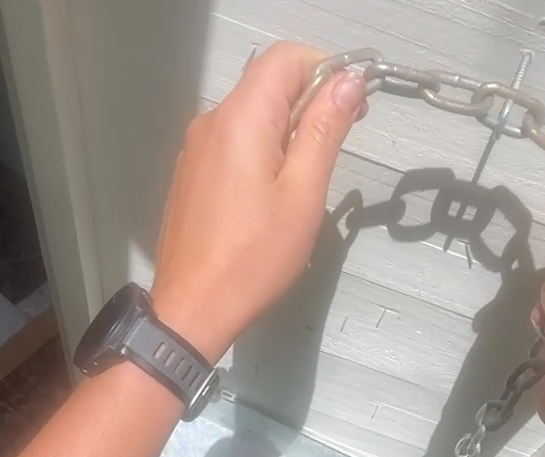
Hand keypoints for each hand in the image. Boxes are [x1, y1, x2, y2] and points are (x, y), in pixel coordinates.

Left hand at [150, 44, 365, 362]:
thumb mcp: (302, 195)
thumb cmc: (253, 260)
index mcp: (241, 118)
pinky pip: (232, 146)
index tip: (353, 106)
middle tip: (339, 143)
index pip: (286, 59)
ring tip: (306, 181)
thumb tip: (348, 81)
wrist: (195, 308)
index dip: (326, 70)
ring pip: (250, 117)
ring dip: (286, 132)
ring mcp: (196, 150)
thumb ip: (324, 131)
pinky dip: (261, 153)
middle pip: (267, 84)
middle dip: (310, 101)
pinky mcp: (191, 177)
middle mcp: (212, 123)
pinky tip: (272, 197)